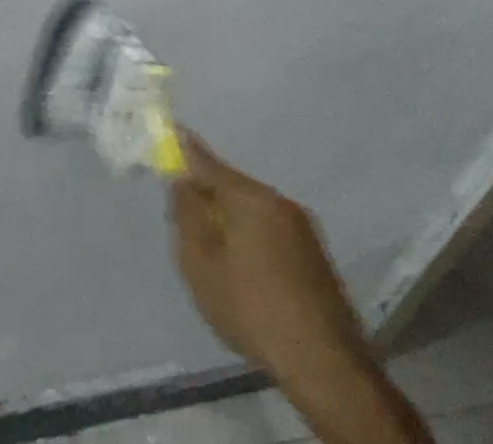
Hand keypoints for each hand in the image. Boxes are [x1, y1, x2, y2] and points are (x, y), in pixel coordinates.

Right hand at [168, 132, 370, 377]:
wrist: (323, 362)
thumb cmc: (249, 306)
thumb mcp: (199, 261)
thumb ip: (187, 214)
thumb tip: (182, 181)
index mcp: (252, 200)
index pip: (209, 164)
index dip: (185, 149)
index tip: (169, 130)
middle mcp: (282, 205)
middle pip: (232, 186)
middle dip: (206, 192)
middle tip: (180, 210)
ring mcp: (304, 231)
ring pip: (251, 210)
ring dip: (227, 217)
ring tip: (207, 246)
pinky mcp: (314, 257)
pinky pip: (268, 229)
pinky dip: (246, 235)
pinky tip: (238, 264)